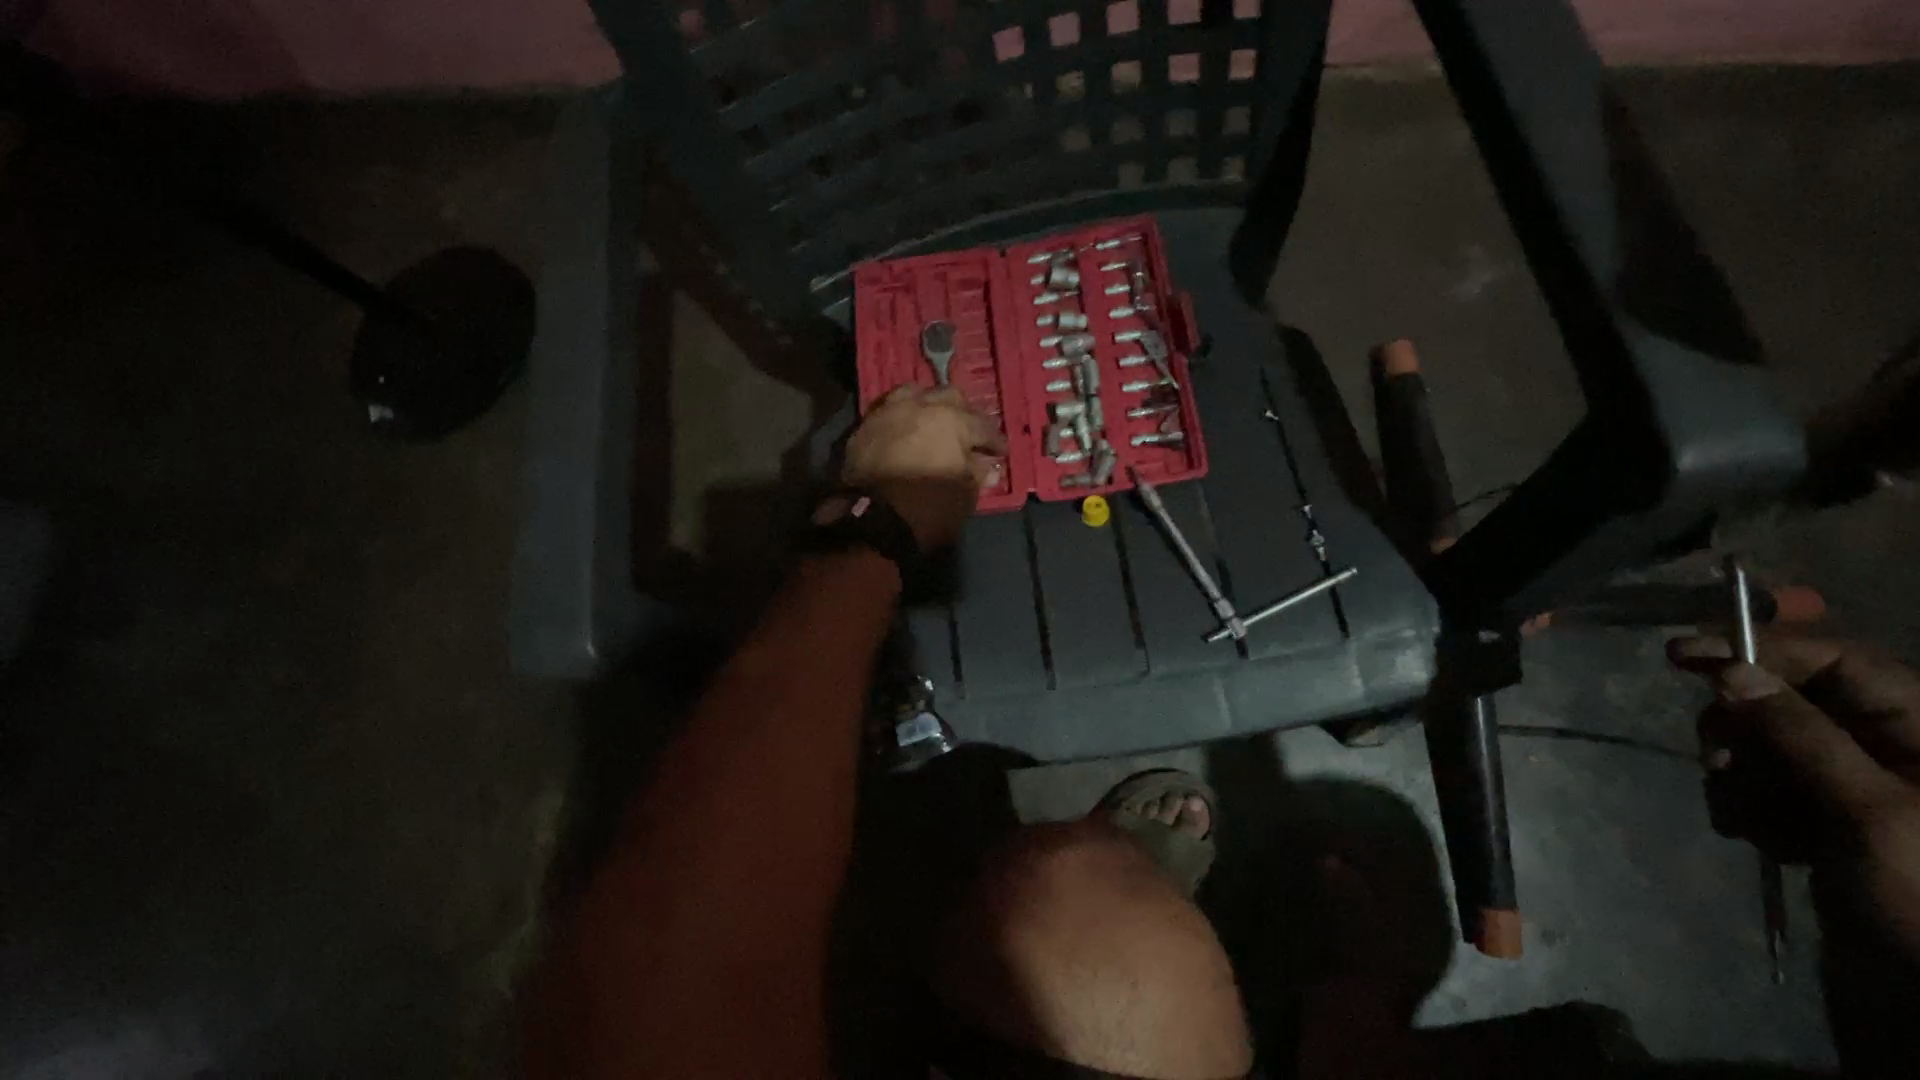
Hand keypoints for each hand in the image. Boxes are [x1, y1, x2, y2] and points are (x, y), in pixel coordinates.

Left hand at [842, 385, 1006, 549]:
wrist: (872, 522)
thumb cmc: (929, 509)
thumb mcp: (965, 495)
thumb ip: (978, 474)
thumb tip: (989, 467)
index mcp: (952, 421)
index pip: (983, 426)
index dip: (995, 441)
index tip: (1000, 453)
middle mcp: (921, 406)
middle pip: (949, 397)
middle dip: (963, 413)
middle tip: (968, 434)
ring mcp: (890, 412)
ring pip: (915, 394)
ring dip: (929, 405)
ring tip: (934, 422)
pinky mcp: (865, 426)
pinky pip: (890, 411)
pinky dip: (903, 418)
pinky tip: (906, 431)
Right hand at [1670, 634, 1919, 959]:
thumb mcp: (1867, 810)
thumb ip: (1798, 735)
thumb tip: (1730, 672)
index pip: (1838, 662)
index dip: (1761, 650)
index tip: (1681, 654)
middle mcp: (1890, 751)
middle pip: (1789, 702)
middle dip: (1742, 727)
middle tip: (1717, 758)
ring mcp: (1856, 788)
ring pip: (1767, 747)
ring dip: (1744, 779)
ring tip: (1758, 824)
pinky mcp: (1825, 821)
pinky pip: (1766, 788)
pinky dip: (1751, 808)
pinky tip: (1767, 842)